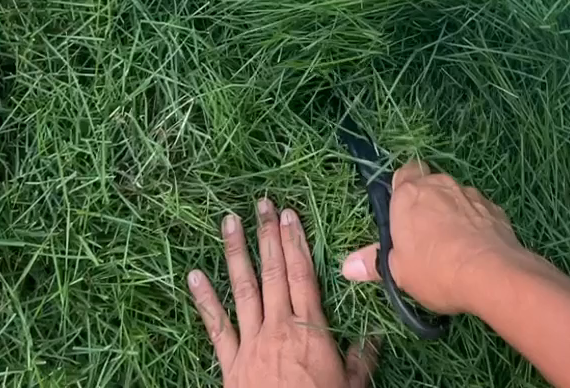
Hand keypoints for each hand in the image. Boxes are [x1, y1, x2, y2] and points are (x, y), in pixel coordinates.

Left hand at [188, 198, 377, 387]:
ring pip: (244, 289)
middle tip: (262, 204)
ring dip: (236, 252)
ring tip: (229, 221)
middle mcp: (279, 327)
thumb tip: (374, 334)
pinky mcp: (230, 364)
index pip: (302, 274)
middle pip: (273, 272)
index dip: (295, 242)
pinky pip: (216, 327)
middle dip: (268, 235)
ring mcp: (251, 343)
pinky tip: (194, 276)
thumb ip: (360, 360)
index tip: (288, 214)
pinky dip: (204, 300)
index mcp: (310, 329)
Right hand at [339, 159, 531, 314]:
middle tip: (425, 232)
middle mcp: (438, 184)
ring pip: (455, 196)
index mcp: (408, 194)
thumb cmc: (435, 269)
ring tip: (453, 244)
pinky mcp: (493, 208)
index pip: (402, 173)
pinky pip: (478, 211)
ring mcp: (468, 193)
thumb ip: (373, 263)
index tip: (403, 214)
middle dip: (427, 201)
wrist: (491, 274)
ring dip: (452, 211)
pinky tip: (476, 248)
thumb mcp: (398, 272)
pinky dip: (475, 223)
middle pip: (429, 183)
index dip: (402, 190)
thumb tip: (347, 267)